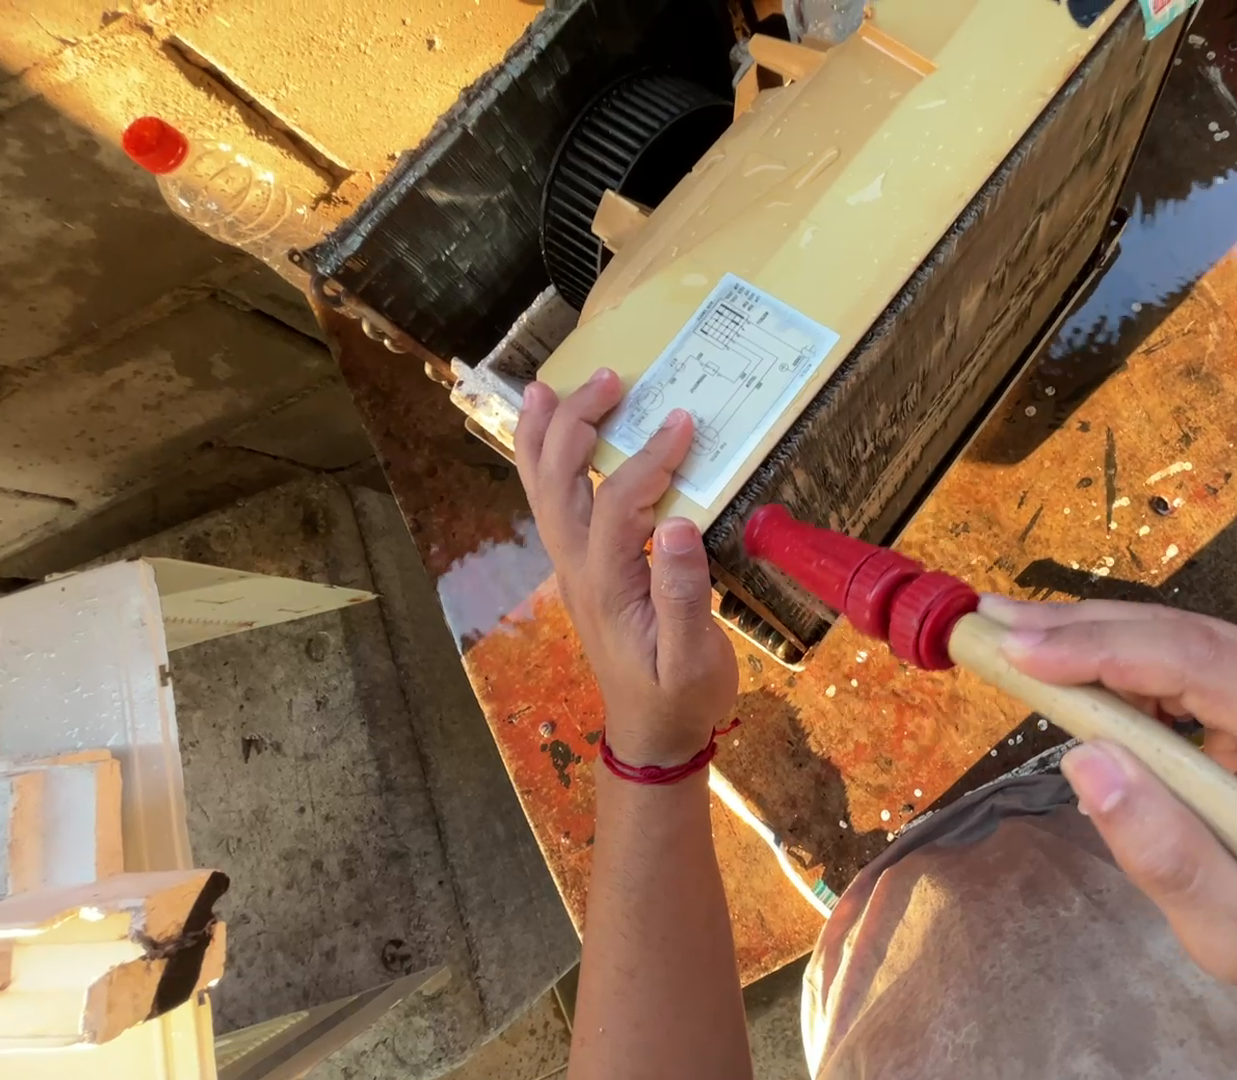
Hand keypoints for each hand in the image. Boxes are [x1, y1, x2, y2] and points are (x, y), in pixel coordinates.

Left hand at [514, 368, 737, 765]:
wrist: (651, 733)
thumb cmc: (680, 696)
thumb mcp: (693, 656)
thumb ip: (685, 594)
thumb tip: (677, 523)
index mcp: (609, 583)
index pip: (621, 502)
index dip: (651, 458)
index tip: (685, 424)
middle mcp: (578, 566)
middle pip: (560, 481)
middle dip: (578, 422)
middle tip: (611, 379)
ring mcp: (573, 567)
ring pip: (543, 490)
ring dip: (544, 435)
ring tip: (548, 387)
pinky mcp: (582, 569)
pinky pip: (553, 505)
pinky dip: (545, 464)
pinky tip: (552, 441)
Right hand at [982, 595, 1236, 996]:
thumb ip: (1168, 857)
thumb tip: (1086, 760)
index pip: (1196, 662)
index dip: (1100, 648)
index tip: (1017, 651)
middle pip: (1178, 632)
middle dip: (1074, 629)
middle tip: (988, 626)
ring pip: (1172, 630)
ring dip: (1086, 633)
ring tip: (1010, 635)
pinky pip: (1178, 645)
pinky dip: (1112, 650)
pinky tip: (1062, 655)